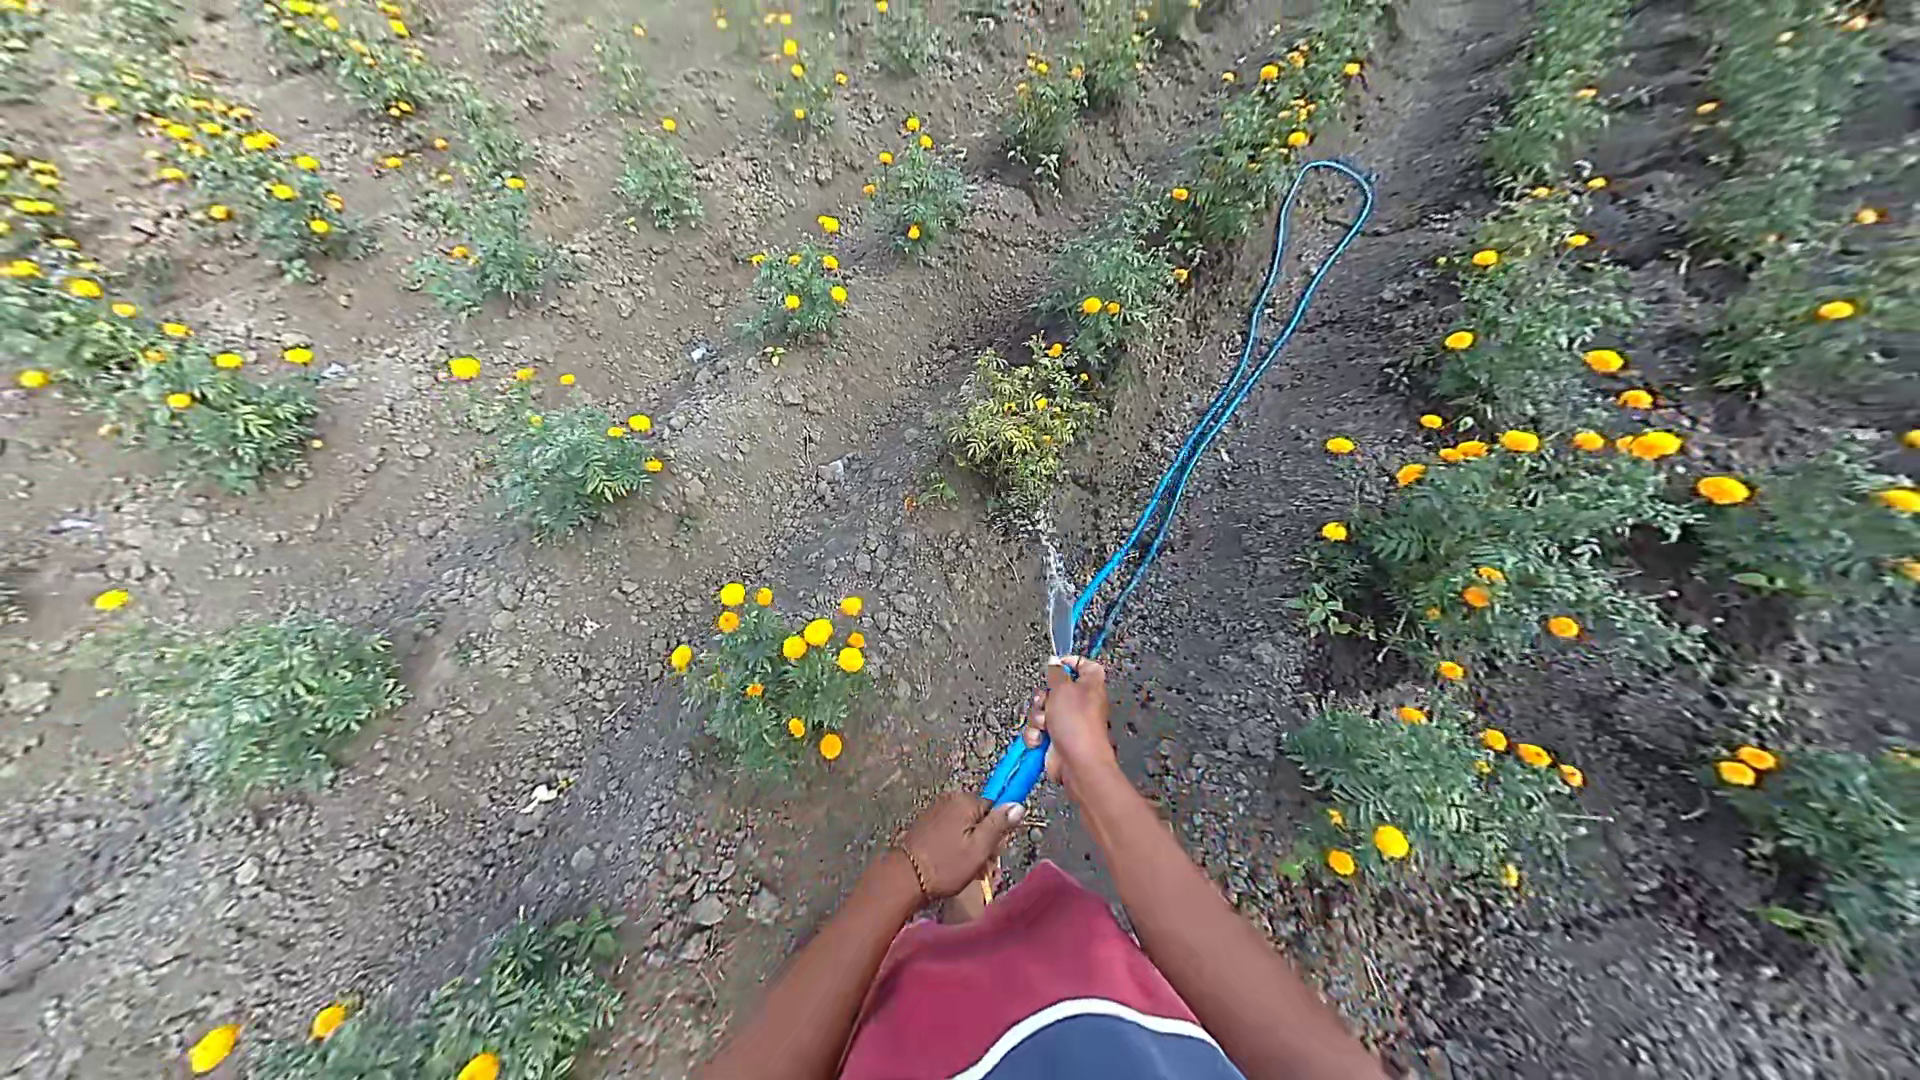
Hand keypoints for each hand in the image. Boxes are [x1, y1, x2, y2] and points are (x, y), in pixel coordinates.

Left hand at [896, 792, 1023, 898]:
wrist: (905, 878)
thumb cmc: (945, 865)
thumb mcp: (979, 848)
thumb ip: (999, 824)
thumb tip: (1018, 805)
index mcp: (964, 801)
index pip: (994, 809)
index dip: (997, 834)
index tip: (993, 854)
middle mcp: (950, 799)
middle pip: (979, 818)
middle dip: (984, 842)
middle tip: (980, 868)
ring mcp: (936, 811)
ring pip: (965, 828)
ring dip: (970, 848)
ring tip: (966, 872)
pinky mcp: (926, 824)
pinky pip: (950, 832)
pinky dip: (955, 847)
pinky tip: (952, 866)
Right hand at [1024, 655, 1117, 792]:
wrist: (1076, 762)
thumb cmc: (1078, 725)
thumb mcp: (1063, 688)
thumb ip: (1056, 672)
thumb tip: (1054, 662)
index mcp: (1090, 685)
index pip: (1082, 665)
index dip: (1068, 662)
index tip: (1056, 665)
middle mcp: (1079, 702)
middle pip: (1053, 688)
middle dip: (1043, 696)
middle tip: (1047, 702)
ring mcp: (1067, 721)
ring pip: (1040, 709)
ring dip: (1038, 717)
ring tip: (1046, 725)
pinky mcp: (1055, 738)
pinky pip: (1036, 729)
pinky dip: (1035, 734)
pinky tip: (1041, 739)